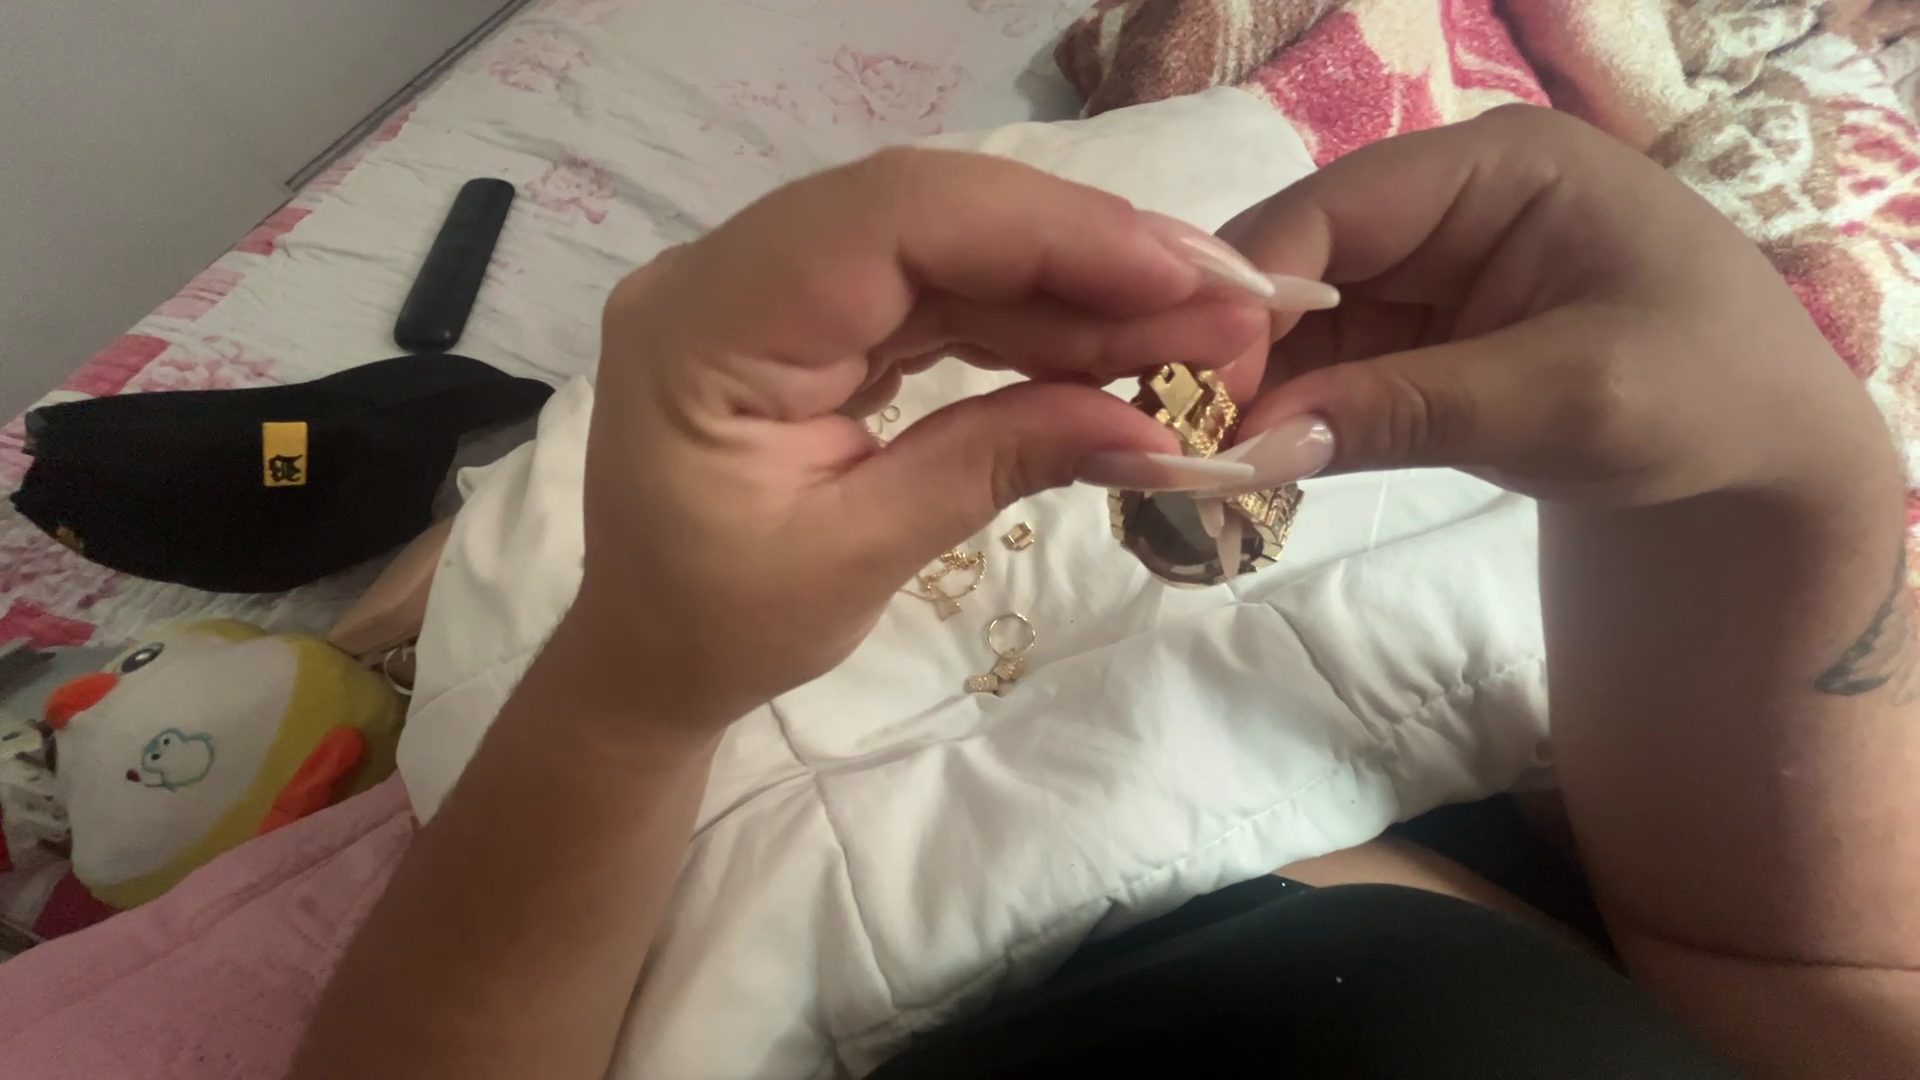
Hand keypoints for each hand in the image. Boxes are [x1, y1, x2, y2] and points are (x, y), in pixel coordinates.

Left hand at [570, 149, 1275, 726]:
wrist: (651, 652)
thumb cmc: (723, 629)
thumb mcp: (861, 555)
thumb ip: (996, 462)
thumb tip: (1147, 425)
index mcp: (703, 327)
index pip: (890, 222)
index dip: (1047, 233)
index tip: (1178, 276)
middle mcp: (727, 277)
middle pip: (929, 218)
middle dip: (1084, 256)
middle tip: (1218, 301)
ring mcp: (770, 293)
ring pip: (944, 254)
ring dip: (1071, 291)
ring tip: (1186, 331)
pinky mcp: (810, 324)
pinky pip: (932, 300)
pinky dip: (1026, 323)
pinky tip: (1106, 348)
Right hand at [1194, 105, 1886, 507]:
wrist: (1733, 456)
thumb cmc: (1695, 396)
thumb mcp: (1565, 399)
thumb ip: (1402, 413)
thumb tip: (1249, 446)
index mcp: (1485, 170)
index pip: (1323, 213)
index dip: (1244, 296)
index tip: (1194, 391)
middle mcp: (1423, 210)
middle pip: (1281, 265)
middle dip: (1226, 350)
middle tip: (1182, 435)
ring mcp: (1398, 277)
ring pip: (1276, 324)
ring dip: (1235, 391)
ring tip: (1201, 459)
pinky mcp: (1383, 339)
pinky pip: (1299, 369)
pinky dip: (1265, 415)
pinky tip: (1240, 457)